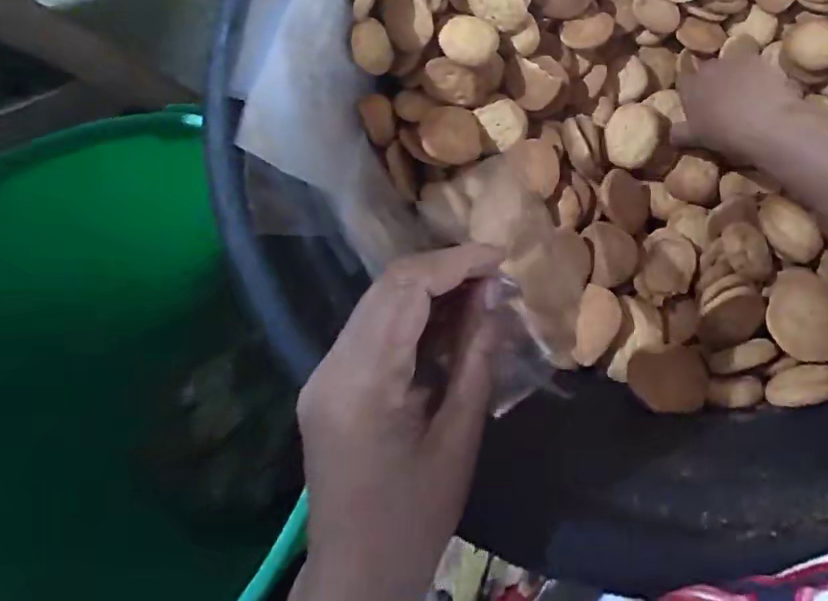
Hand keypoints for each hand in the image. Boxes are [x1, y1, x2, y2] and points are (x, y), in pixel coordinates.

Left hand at [291, 244, 502, 600]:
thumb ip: (477, 353)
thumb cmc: (417, 513)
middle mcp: (332, 367)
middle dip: (448, 268)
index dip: (457, 262)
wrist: (356, 576)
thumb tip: (495, 293)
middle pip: (389, 285)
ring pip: (381, 299)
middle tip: (497, 274)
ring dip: (433, 285)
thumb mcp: (461, 433)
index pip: (406, 288)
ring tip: (482, 290)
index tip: (502, 258)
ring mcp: (325, 373)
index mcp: (362, 382)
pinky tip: (451, 318)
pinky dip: (416, 310)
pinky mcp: (330, 382)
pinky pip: (375, 324)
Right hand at [675, 51, 812, 159]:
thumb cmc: (726, 135)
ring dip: (734, 77)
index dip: (690, 91)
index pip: (683, 80)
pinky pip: (754, 65)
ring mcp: (734, 61)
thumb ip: (681, 134)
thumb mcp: (697, 139)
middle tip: (723, 102)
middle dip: (713, 83)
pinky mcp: (758, 60)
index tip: (698, 104)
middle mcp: (709, 68)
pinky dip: (757, 75)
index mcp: (691, 86)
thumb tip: (671, 135)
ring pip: (730, 66)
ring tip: (747, 97)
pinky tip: (765, 91)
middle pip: (707, 71)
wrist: (767, 125)